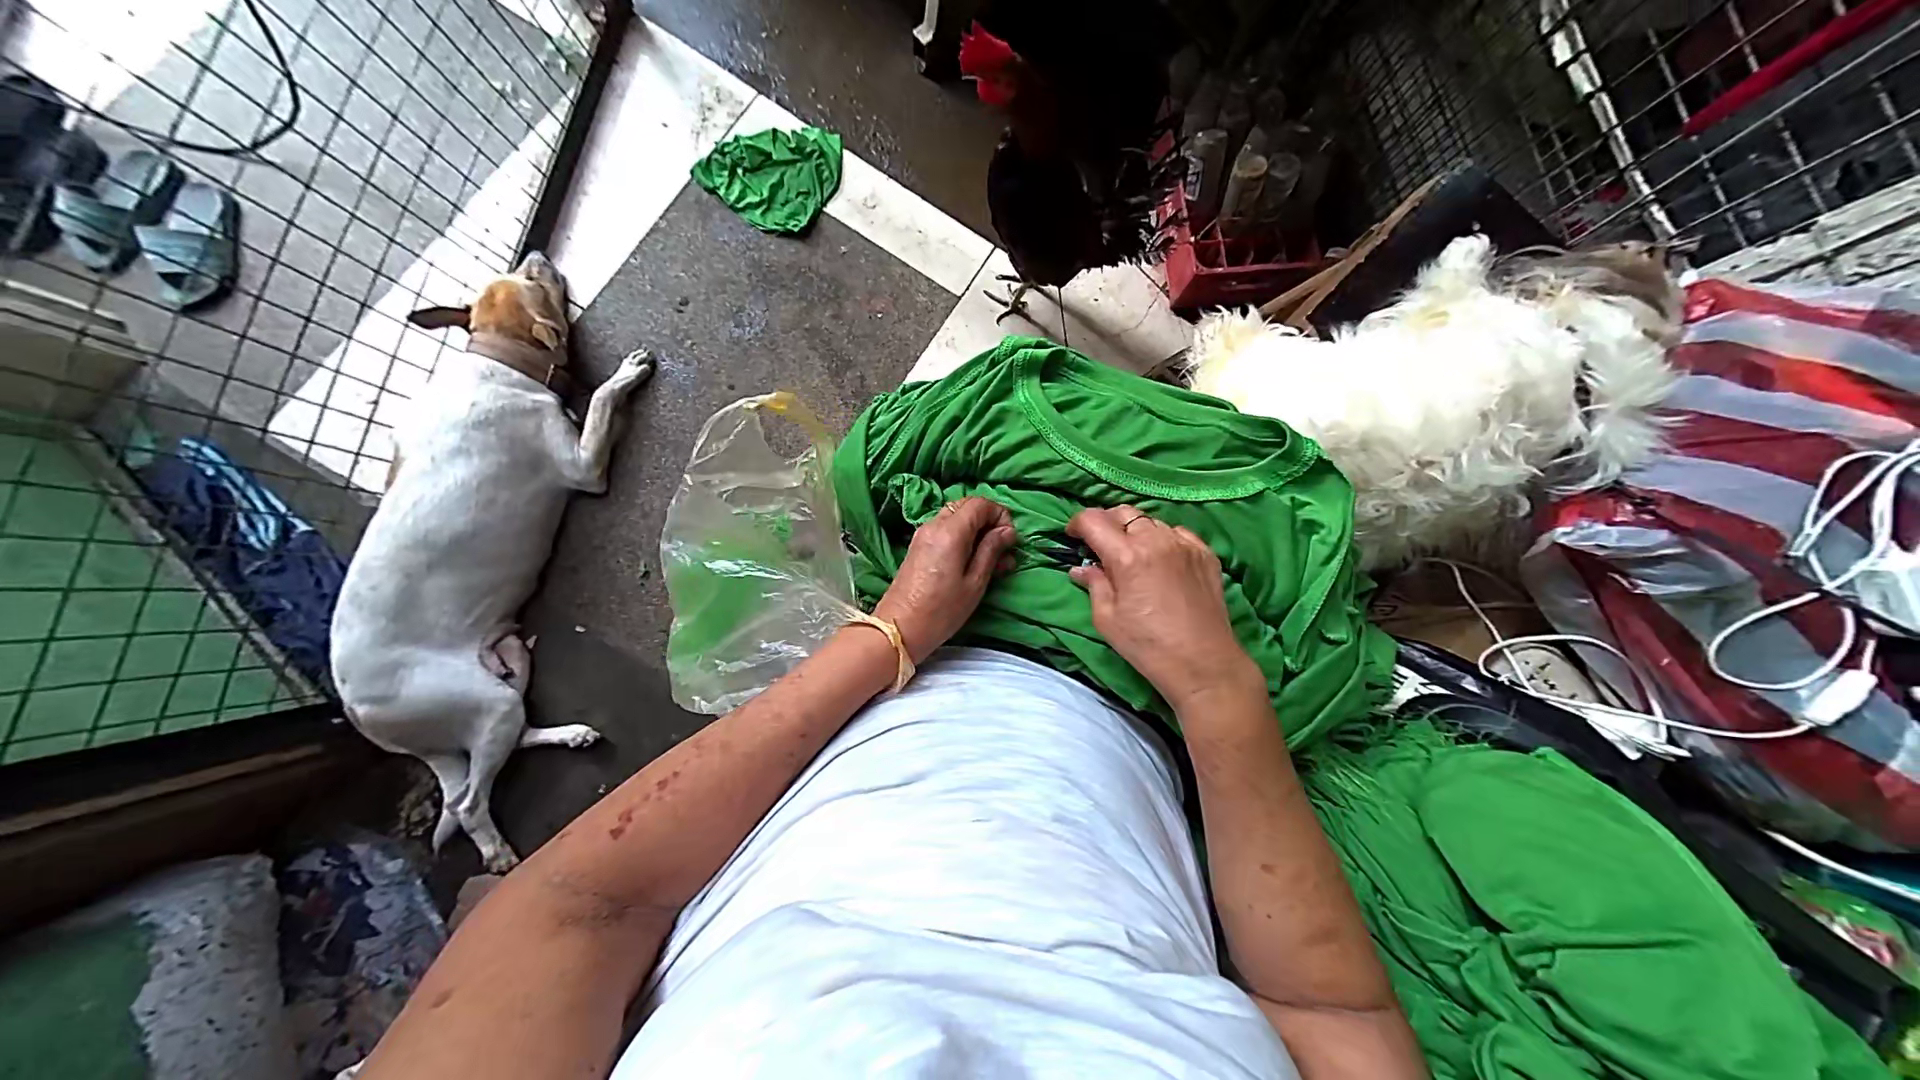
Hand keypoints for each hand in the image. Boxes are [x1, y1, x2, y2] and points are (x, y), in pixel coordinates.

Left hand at [872, 496, 1017, 662]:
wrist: (900, 628)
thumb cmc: (942, 610)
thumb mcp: (975, 583)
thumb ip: (991, 551)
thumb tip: (1007, 531)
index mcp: (950, 531)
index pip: (981, 504)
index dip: (1001, 516)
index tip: (1010, 540)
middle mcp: (935, 524)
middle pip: (967, 505)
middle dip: (989, 520)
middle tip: (1001, 547)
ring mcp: (923, 533)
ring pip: (956, 515)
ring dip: (976, 528)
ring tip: (990, 558)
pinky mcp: (919, 545)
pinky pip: (945, 528)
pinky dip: (962, 535)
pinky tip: (971, 560)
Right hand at [1066, 505, 1262, 711]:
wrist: (1203, 663)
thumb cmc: (1148, 646)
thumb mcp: (1107, 619)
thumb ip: (1094, 585)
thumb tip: (1082, 569)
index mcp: (1127, 556)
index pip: (1094, 520)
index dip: (1078, 524)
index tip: (1074, 536)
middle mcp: (1157, 541)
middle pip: (1123, 513)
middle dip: (1105, 523)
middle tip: (1099, 544)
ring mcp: (1185, 545)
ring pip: (1151, 521)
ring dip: (1134, 530)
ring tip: (1130, 553)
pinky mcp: (1205, 554)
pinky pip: (1177, 533)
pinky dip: (1162, 539)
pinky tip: (1160, 559)